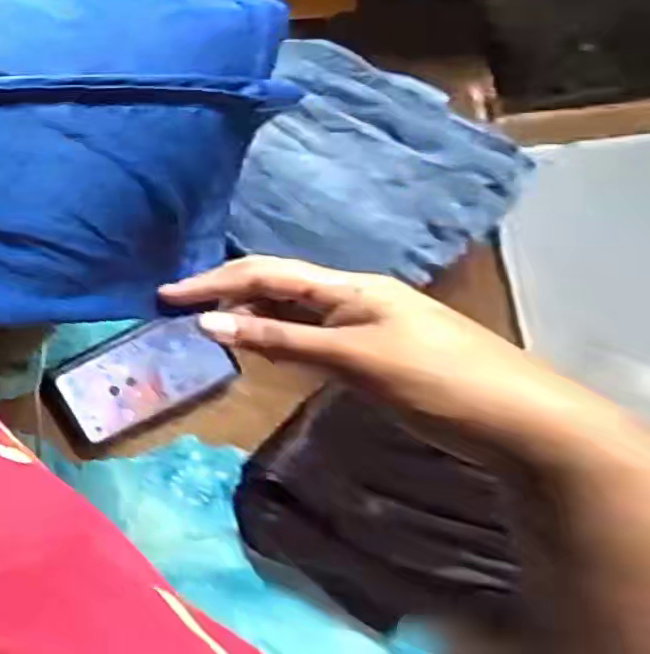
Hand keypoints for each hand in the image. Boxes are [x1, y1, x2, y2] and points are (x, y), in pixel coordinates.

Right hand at [161, 256, 627, 461]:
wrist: (538, 431)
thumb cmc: (439, 379)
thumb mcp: (350, 358)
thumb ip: (275, 340)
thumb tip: (204, 323)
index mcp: (347, 286)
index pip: (262, 273)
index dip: (211, 281)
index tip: (167, 295)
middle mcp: (349, 295)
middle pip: (271, 284)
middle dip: (223, 291)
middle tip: (179, 306)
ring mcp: (361, 322)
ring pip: (287, 308)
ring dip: (247, 315)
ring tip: (210, 327)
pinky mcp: (369, 349)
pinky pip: (305, 331)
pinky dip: (274, 336)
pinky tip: (259, 348)